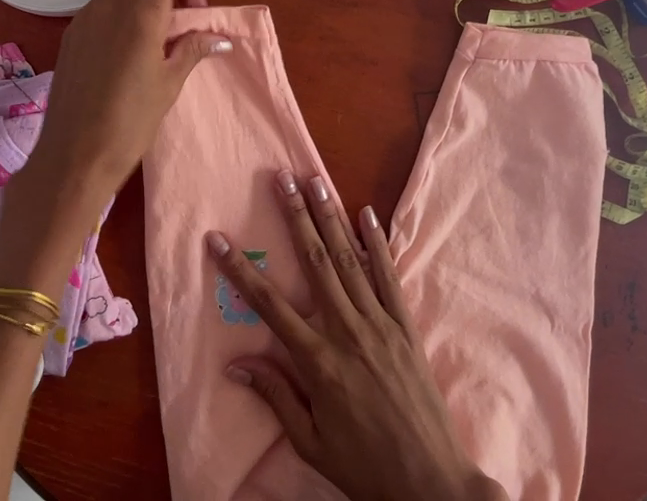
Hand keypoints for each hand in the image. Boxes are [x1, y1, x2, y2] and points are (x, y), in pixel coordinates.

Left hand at [17, 0, 227, 214]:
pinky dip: (132, 5)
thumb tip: (218, 37)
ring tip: (171, 28)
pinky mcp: (74, 32)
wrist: (73, 156)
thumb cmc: (129, 123)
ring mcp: (87, 15)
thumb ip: (193, 48)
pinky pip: (108, 2)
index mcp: (140, 10)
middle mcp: (110, 2)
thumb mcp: (169, 83)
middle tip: (196, 12)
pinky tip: (140, 41)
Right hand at [205, 173, 506, 500]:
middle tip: (281, 177)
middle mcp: (347, 331)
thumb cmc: (364, 466)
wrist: (430, 481)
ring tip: (315, 181)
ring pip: (349, 260)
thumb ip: (275, 396)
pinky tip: (368, 214)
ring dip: (330, 217)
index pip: (269, 305)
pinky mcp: (406, 327)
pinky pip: (389, 278)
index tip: (217, 238)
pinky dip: (377, 244)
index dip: (239, 269)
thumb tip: (236, 364)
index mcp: (318, 361)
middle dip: (295, 216)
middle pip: (314, 262)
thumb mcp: (310, 442)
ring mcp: (380, 324)